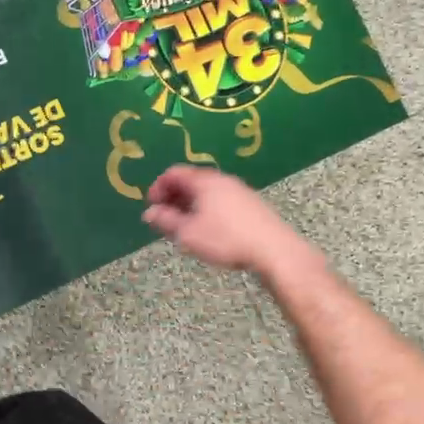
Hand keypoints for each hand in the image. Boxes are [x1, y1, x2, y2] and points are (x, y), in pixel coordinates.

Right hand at [142, 166, 322, 287]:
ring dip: (191, 204)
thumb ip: (166, 220)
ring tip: (186, 226)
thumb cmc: (225, 238)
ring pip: (207, 191)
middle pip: (191, 180)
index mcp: (203, 181)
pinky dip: (208, 209)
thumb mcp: (188, 232)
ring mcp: (239, 190)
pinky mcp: (252, 204)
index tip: (152, 206)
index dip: (158, 187)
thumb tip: (149, 213)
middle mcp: (221, 179)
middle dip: (174, 197)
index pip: (173, 173)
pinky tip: (210, 229)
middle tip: (166, 217)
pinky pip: (221, 199)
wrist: (274, 250)